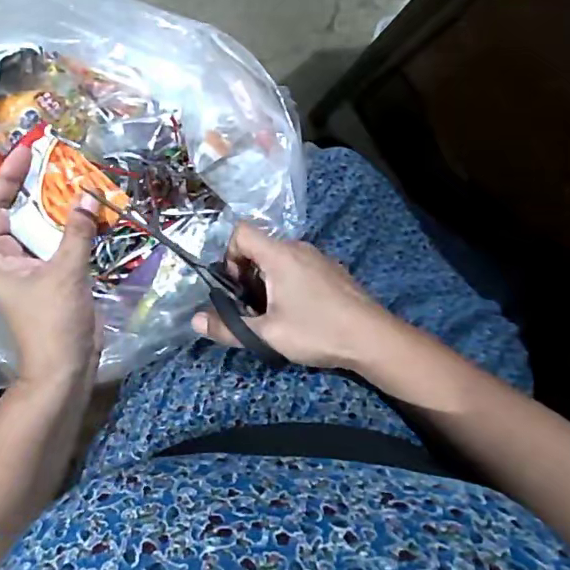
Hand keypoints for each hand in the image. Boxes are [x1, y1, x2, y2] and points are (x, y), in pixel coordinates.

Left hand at [0, 143, 100, 387]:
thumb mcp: (65, 272)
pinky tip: (93, 213)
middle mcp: (11, 260)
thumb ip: (77, 232)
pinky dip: (75, 229)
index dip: (7, 178)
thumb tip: (89, 195)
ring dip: (60, 208)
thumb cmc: (53, 321)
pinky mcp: (55, 280)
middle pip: (19, 214)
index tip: (26, 153)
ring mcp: (34, 270)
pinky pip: (62, 245)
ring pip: (44, 229)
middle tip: (57, 160)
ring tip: (79, 180)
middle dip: (37, 188)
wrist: (66, 368)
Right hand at [191, 223, 406, 368]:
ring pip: (279, 258)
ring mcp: (319, 258)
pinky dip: (288, 283)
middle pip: (259, 247)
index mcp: (280, 255)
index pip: (241, 231)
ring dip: (267, 280)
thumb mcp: (267, 335)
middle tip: (251, 307)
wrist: (373, 338)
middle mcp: (299, 248)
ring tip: (274, 313)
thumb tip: (195, 321)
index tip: (235, 286)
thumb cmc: (317, 331)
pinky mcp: (333, 271)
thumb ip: (228, 328)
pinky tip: (300, 313)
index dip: (229, 255)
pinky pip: (299, 266)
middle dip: (247, 274)